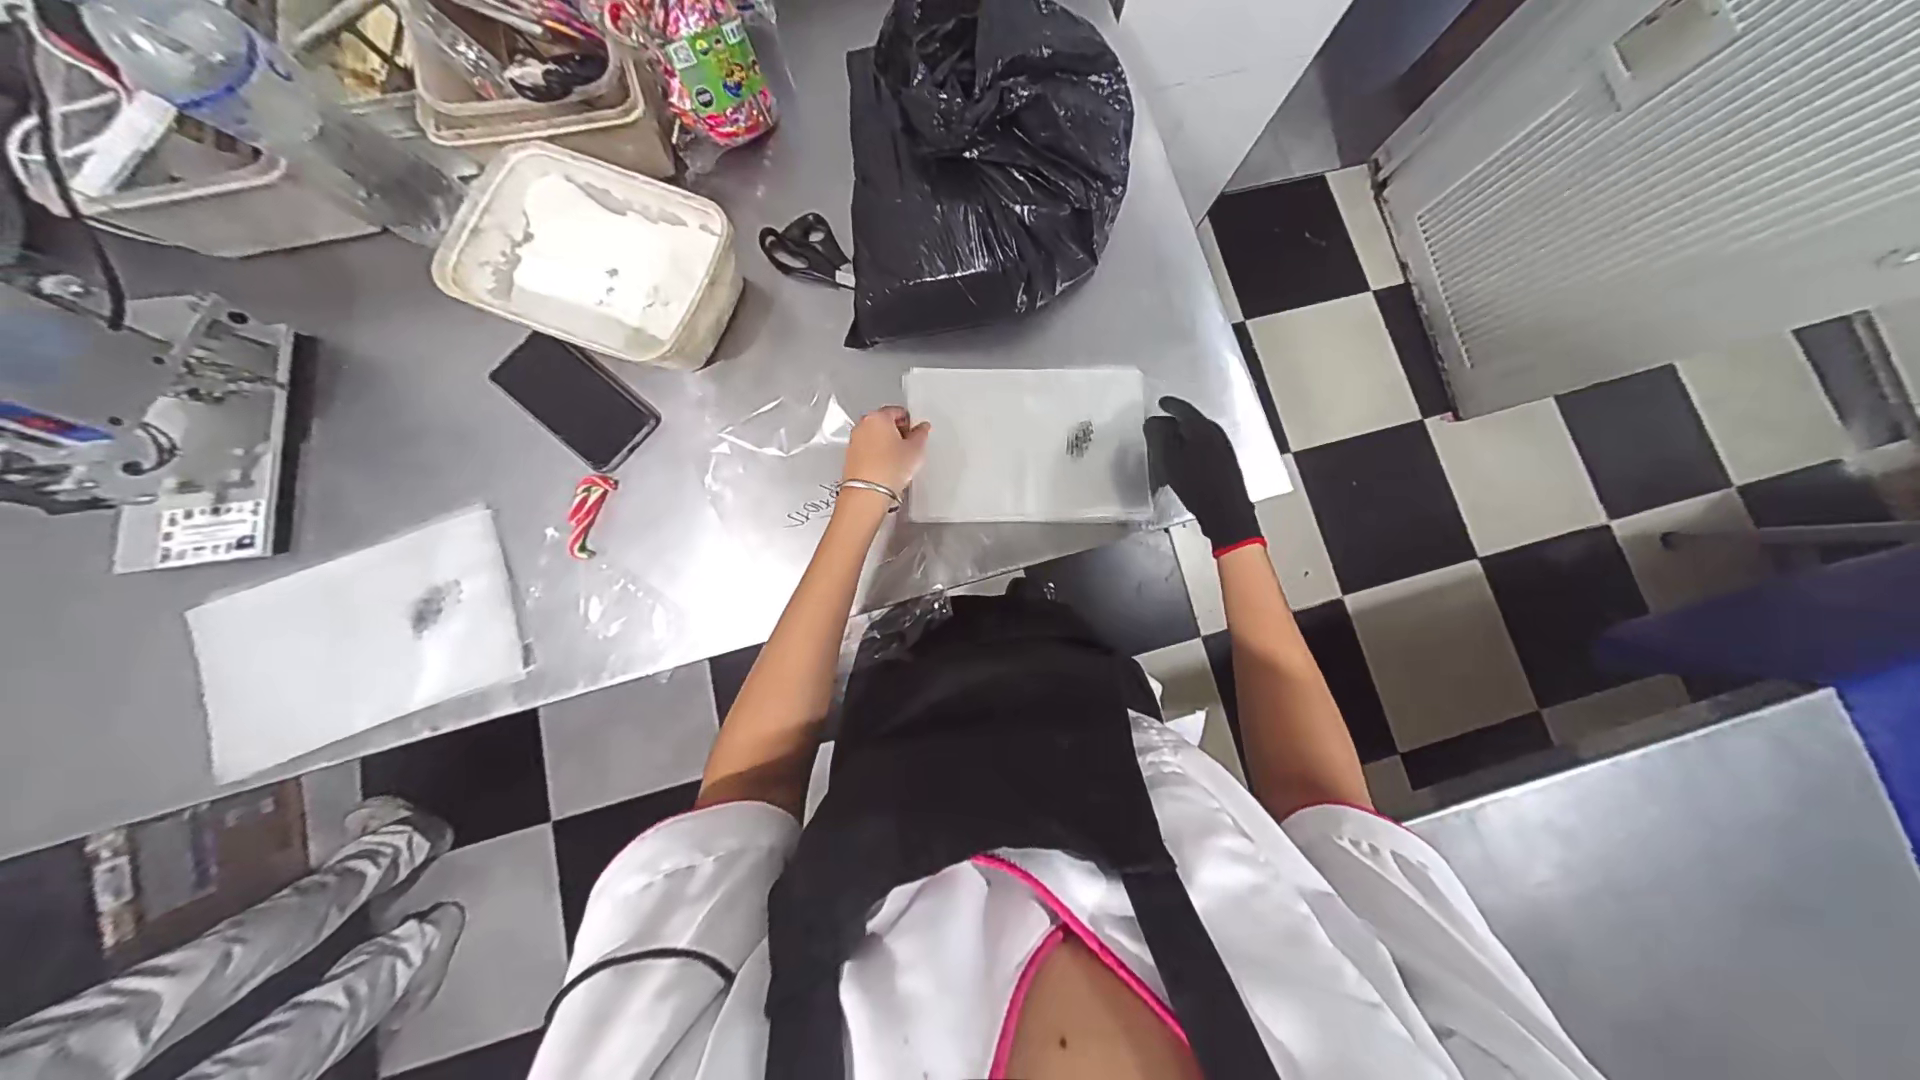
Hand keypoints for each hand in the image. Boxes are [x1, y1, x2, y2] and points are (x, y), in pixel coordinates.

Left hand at [842, 406, 930, 497]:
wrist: (867, 493)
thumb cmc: (887, 470)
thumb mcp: (916, 450)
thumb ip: (921, 434)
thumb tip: (921, 430)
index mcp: (878, 417)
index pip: (897, 411)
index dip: (910, 422)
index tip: (915, 432)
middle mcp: (863, 426)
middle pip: (884, 422)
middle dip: (897, 432)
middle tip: (908, 446)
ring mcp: (854, 441)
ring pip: (874, 436)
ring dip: (886, 444)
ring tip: (898, 460)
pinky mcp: (851, 457)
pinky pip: (867, 450)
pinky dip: (877, 454)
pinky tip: (886, 467)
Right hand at [1145, 396, 1259, 554]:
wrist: (1226, 512)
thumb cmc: (1196, 485)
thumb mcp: (1168, 460)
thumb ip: (1158, 437)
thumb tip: (1153, 422)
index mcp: (1201, 428)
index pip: (1182, 409)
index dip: (1169, 405)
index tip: (1161, 403)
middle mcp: (1216, 433)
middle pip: (1192, 421)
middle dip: (1175, 422)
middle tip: (1159, 426)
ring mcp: (1224, 447)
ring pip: (1198, 434)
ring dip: (1183, 436)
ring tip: (1168, 445)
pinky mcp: (1226, 462)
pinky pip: (1205, 446)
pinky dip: (1192, 447)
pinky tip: (1184, 460)